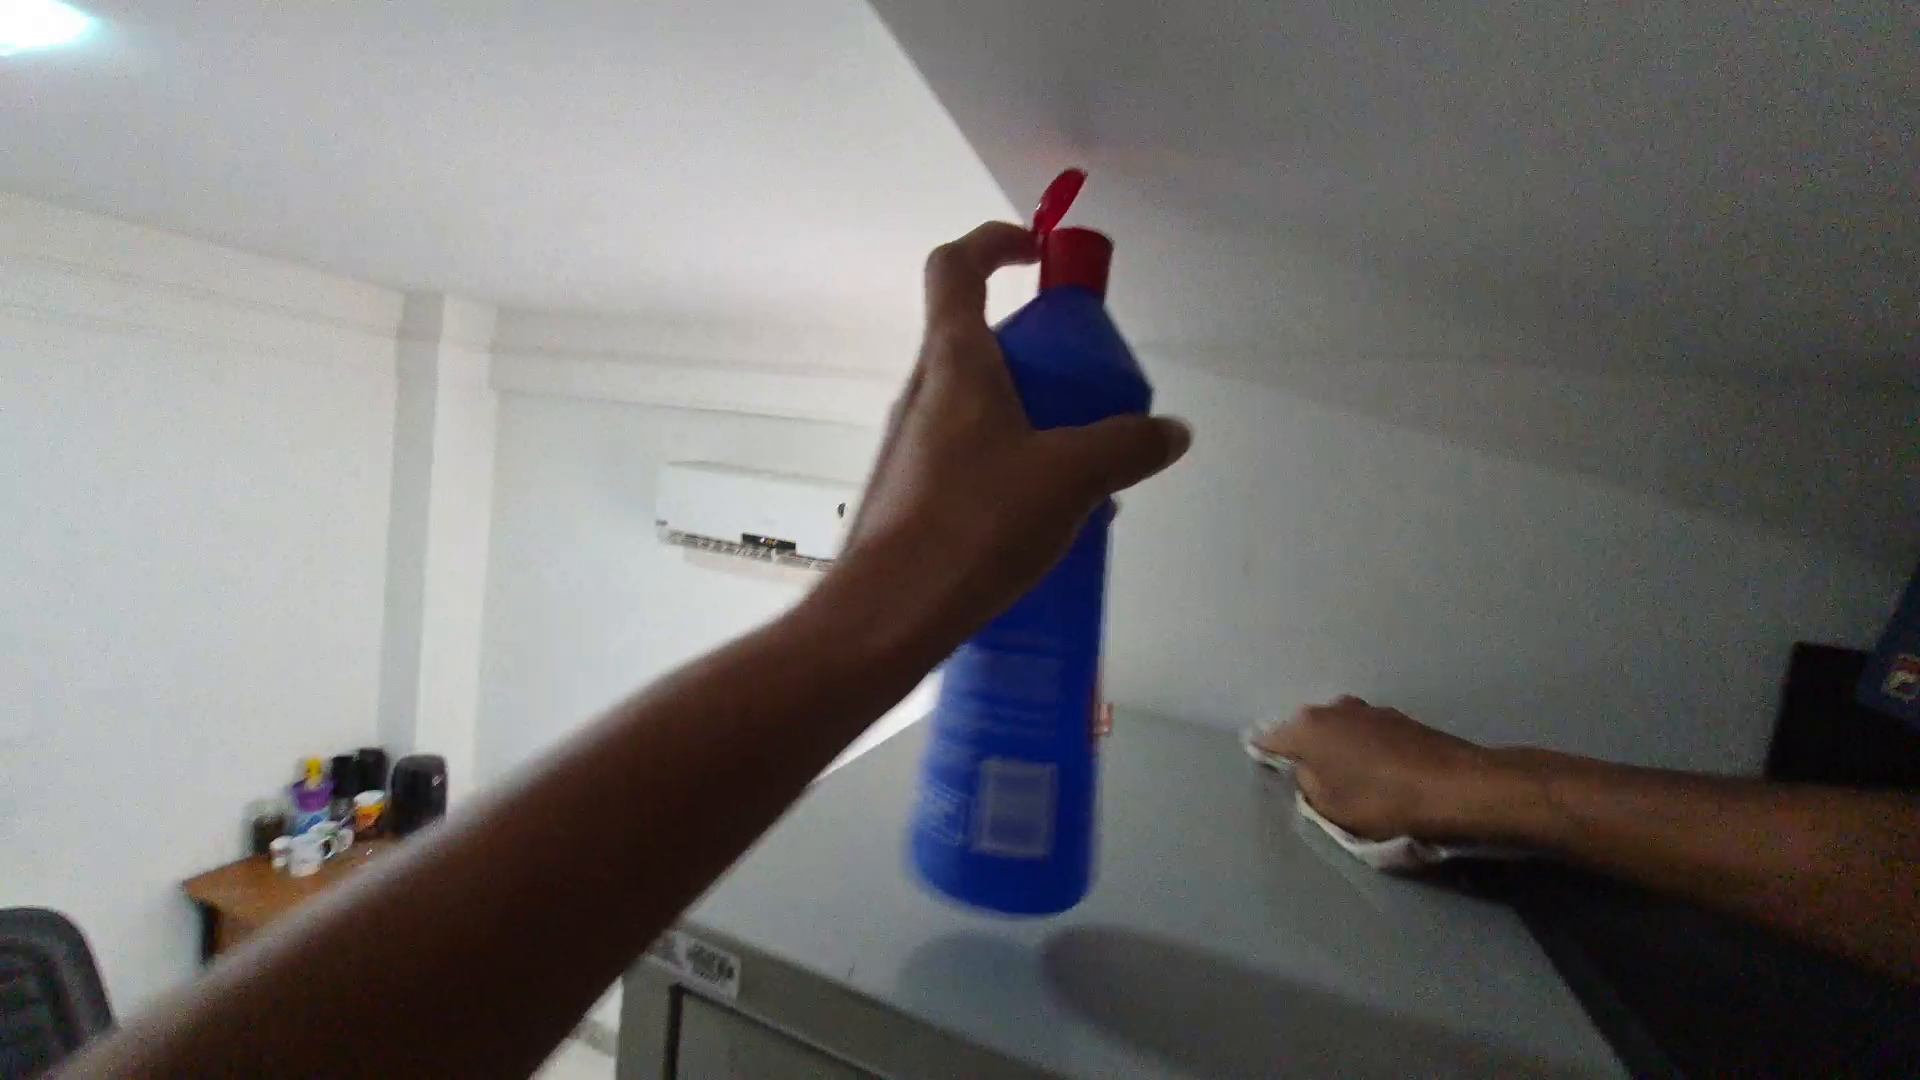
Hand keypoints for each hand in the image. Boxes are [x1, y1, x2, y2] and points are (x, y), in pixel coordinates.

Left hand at [836, 222, 1190, 634]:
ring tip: (1073, 471)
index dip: (995, 242)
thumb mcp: (1071, 478)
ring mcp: (908, 446)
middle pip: (974, 341)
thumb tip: (1172, 432)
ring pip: (972, 407)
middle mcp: (921, 393)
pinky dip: (1004, 464)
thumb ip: (1127, 446)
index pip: (956, 266)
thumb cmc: (976, 522)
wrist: (888, 612)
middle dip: (1033, 353)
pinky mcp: (906, 493)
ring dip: (1023, 418)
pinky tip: (1036, 519)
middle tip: (1081, 394)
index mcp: (954, 363)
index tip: (1038, 253)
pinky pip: (963, 456)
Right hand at [1255, 696, 1500, 839]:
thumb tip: (1308, 770)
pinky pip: (1368, 734)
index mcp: (1306, 727)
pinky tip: (1381, 771)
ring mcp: (1367, 710)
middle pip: (1306, 730)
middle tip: (1313, 778)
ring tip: (1351, 776)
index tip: (1267, 768)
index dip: (1265, 754)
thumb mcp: (1329, 806)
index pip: (1270, 739)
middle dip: (1305, 749)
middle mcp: (1331, 709)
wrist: (1459, 787)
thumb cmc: (1382, 799)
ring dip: (1339, 747)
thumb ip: (1306, 784)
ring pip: (1339, 729)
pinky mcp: (1399, 719)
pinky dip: (1367, 749)